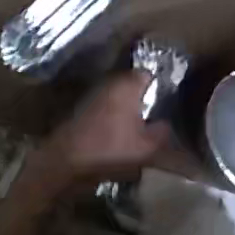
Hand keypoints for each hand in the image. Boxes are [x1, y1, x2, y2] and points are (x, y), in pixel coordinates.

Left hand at [33, 72, 171, 188]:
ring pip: (119, 95)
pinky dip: (114, 113)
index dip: (161, 85)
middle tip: (158, 113)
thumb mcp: (147, 148)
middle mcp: (109, 82)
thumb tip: (166, 123)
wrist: (65, 161)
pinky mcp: (82, 107)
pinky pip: (106, 105)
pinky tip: (120, 130)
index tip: (170, 99)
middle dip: (145, 96)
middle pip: (133, 83)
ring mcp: (93, 93)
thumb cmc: (110, 150)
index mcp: (127, 84)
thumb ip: (163, 132)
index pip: (150, 73)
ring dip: (128, 106)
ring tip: (141, 123)